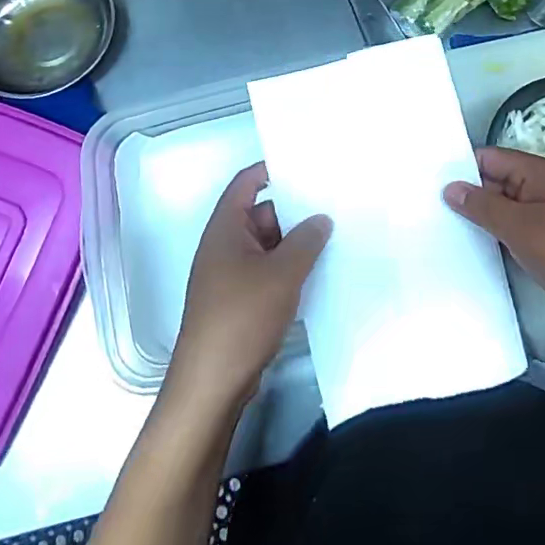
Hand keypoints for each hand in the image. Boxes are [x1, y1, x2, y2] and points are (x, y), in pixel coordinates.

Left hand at [168, 162, 331, 409]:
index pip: (245, 183)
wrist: (213, 379)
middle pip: (259, 214)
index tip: (303, 166)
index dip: (270, 170)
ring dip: (292, 244)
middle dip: (292, 212)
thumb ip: (305, 241)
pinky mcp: (236, 300)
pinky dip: (285, 269)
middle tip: (331, 207)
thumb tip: (320, 218)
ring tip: (332, 239)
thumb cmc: (243, 315)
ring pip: (264, 246)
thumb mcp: (282, 273)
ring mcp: (228, 274)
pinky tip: (314, 275)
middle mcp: (223, 245)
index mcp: (225, 227)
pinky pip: (264, 272)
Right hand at [444, 147, 544, 338]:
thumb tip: (451, 187)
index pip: (487, 158)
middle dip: (464, 197)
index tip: (426, 183)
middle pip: (493, 185)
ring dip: (479, 223)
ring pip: (503, 214)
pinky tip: (471, 254)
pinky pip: (515, 237)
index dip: (458, 168)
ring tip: (439, 232)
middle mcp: (543, 191)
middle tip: (424, 211)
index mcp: (539, 173)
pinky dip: (496, 243)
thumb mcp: (524, 228)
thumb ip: (483, 206)